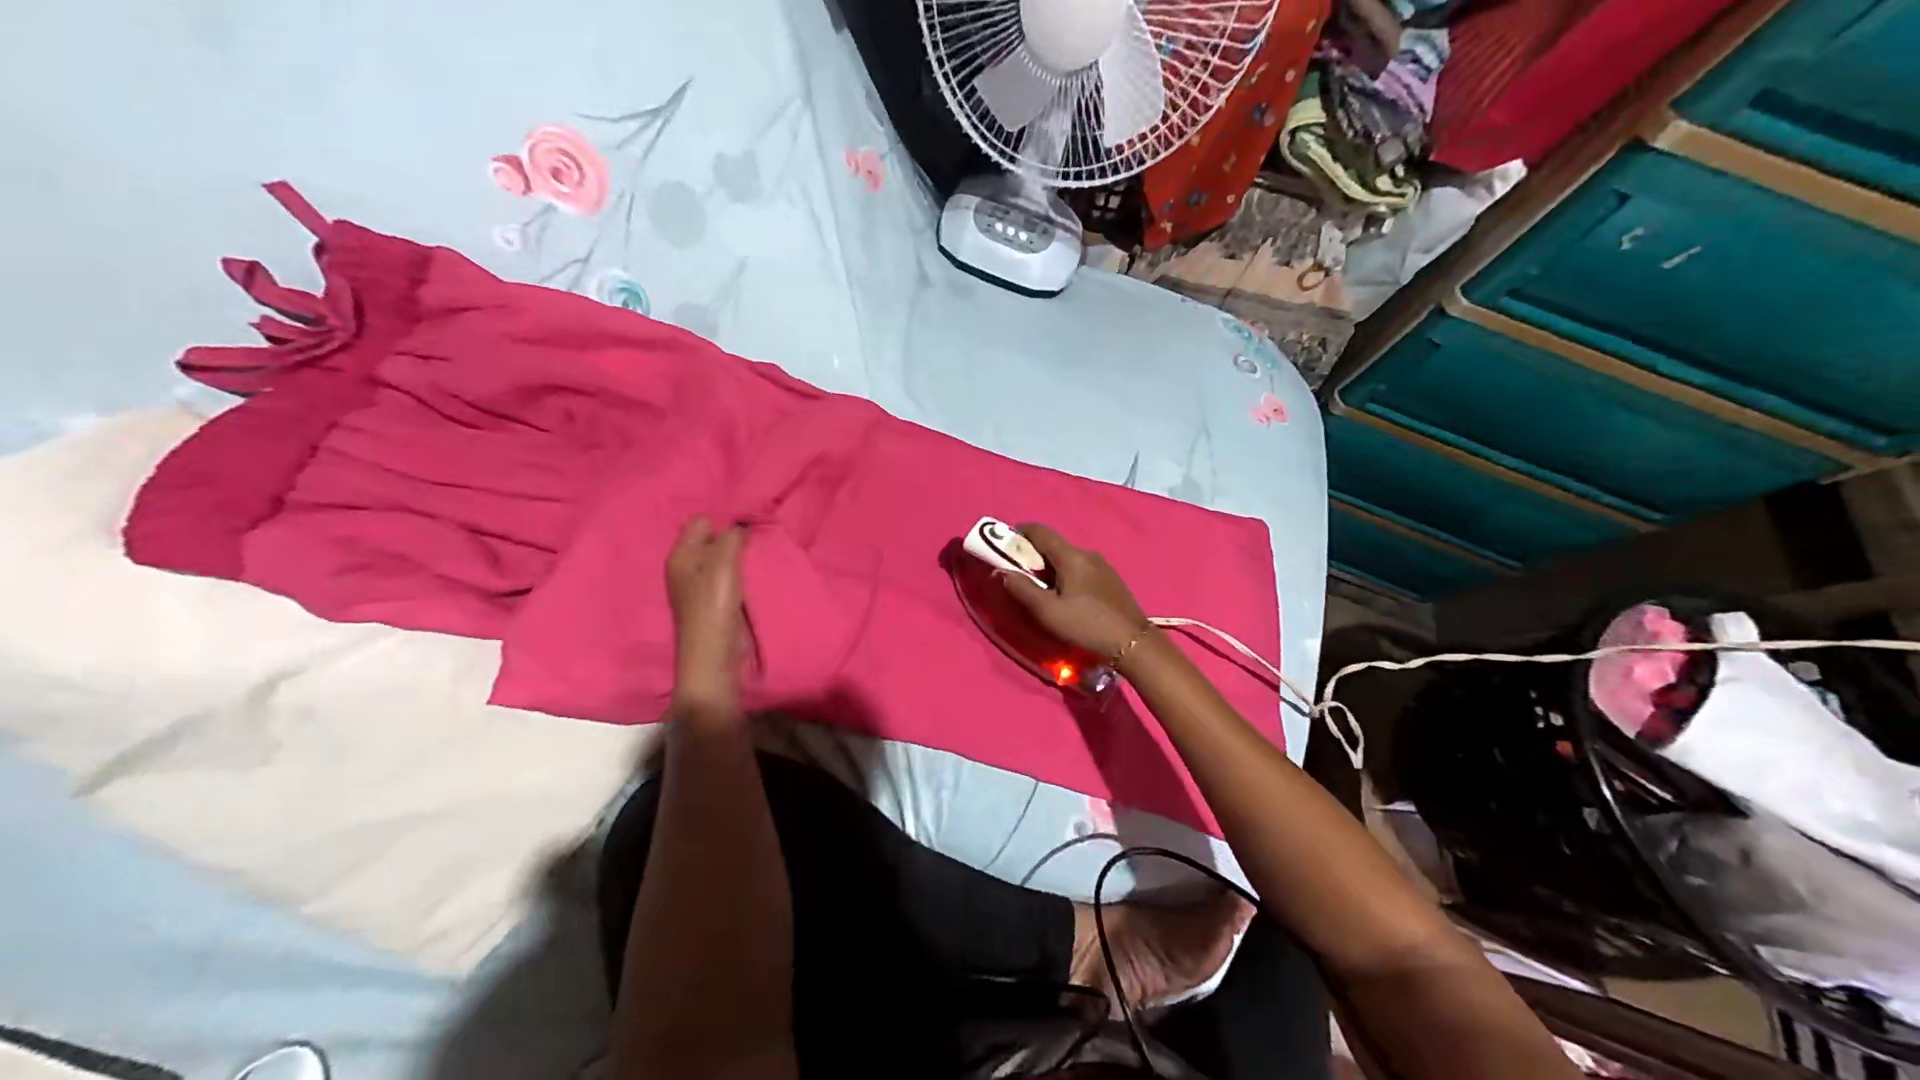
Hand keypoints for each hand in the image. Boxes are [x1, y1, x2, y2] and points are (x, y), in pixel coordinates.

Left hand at [665, 515, 746, 710]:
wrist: (714, 653)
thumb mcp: (724, 562)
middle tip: (755, 543)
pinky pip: (728, 578)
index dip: (723, 522)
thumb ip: (732, 537)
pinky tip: (753, 579)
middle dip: (732, 540)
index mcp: (680, 554)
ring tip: (757, 560)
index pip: (700, 521)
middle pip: (712, 541)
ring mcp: (698, 586)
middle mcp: (685, 567)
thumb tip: (740, 528)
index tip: (747, 530)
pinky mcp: (713, 602)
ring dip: (739, 560)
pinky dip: (740, 576)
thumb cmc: (714, 603)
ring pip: (722, 560)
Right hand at [1000, 523, 1149, 660]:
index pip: (1040, 531)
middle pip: (1054, 545)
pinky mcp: (1111, 579)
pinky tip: (1066, 595)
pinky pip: (1081, 568)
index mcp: (1071, 556)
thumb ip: (1022, 589)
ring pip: (1068, 557)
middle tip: (1019, 572)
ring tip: (1041, 587)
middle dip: (1033, 553)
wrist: (1132, 641)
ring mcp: (1102, 565)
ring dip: (1050, 565)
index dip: (1019, 532)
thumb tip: (1002, 571)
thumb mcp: (1047, 611)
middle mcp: (1087, 554)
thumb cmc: (1085, 624)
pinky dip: (1066, 573)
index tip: (1004, 542)